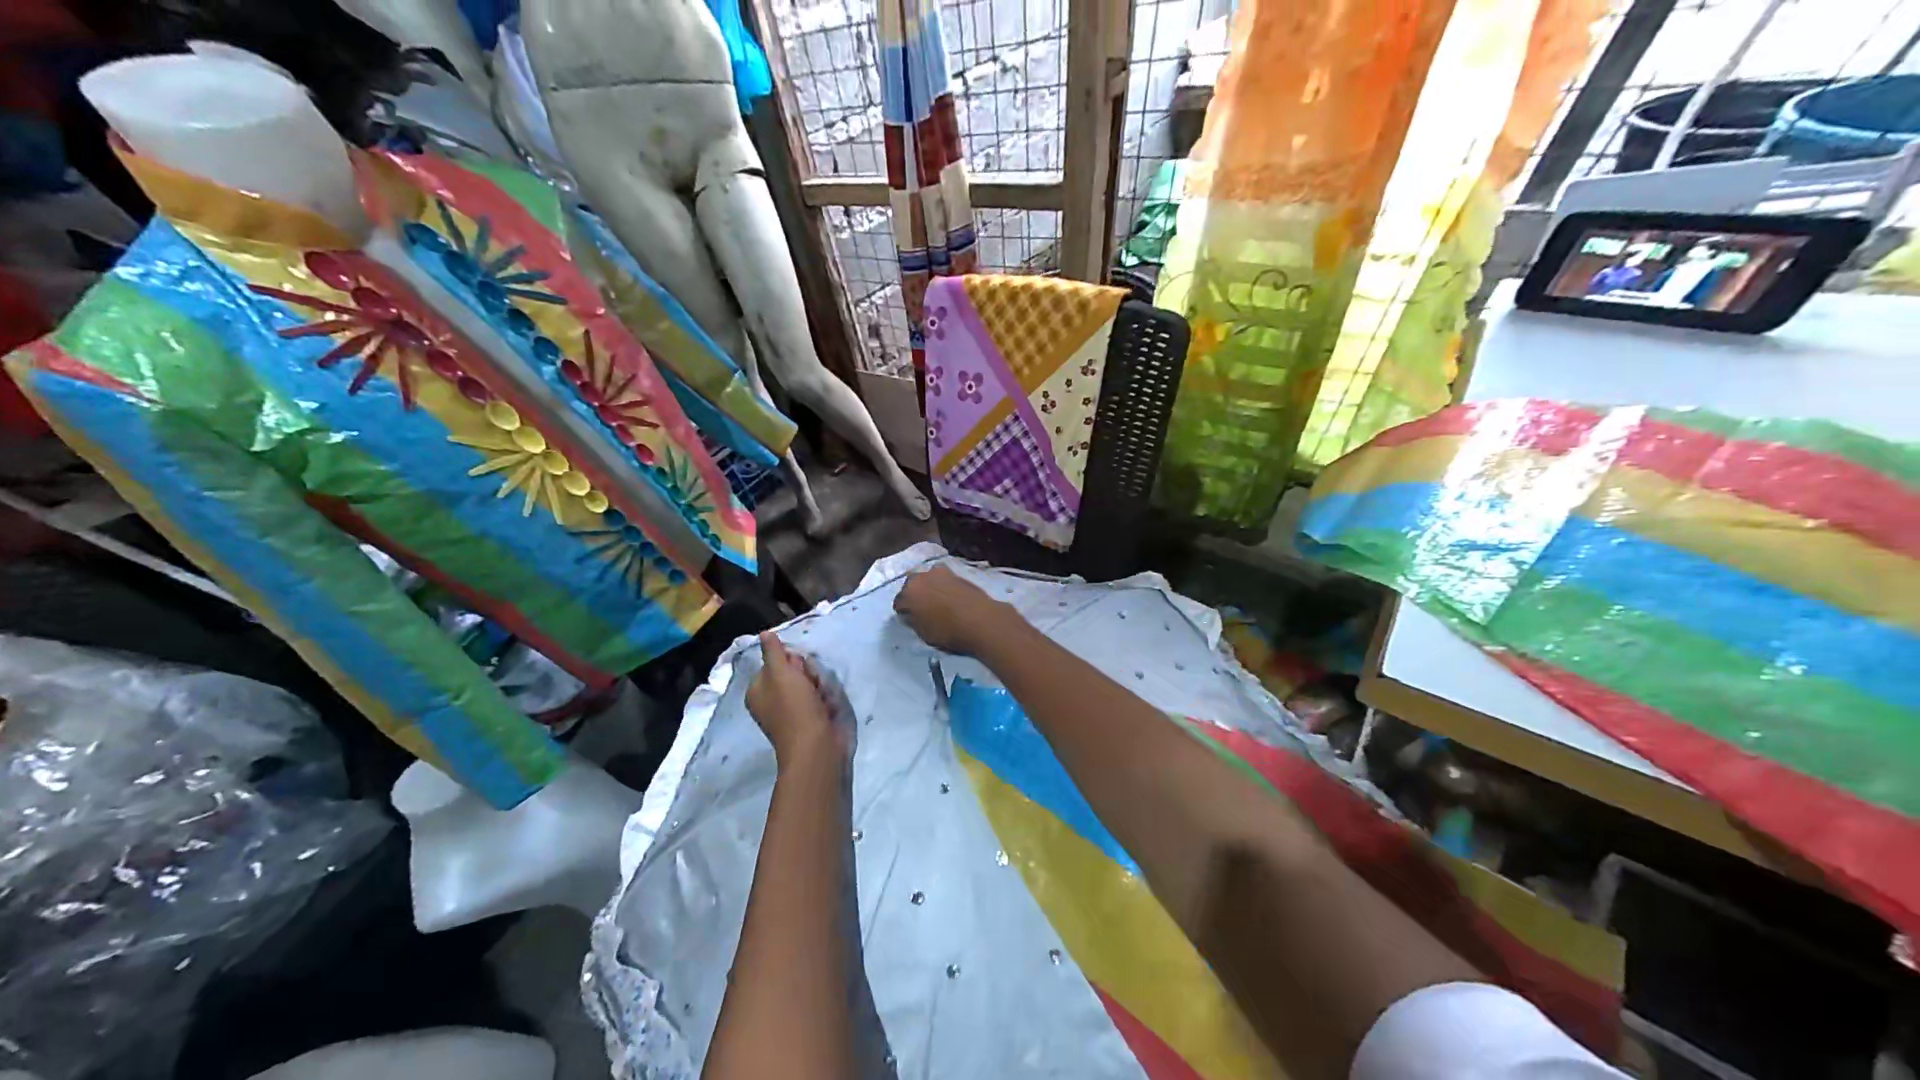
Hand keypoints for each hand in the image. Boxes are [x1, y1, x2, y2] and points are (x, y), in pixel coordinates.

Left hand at [746, 633, 844, 765]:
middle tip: (812, 683)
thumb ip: (773, 652)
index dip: (790, 661)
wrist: (817, 746)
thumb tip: (765, 634)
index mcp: (758, 691)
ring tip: (823, 697)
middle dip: (807, 674)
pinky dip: (826, 701)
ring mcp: (791, 713)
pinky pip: (819, 700)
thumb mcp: (780, 673)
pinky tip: (828, 707)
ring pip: (809, 685)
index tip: (799, 668)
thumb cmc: (795, 707)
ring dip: (820, 686)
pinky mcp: (810, 721)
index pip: (775, 662)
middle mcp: (771, 702)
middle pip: (793, 673)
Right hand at [893, 566, 1019, 656]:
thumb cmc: (949, 632)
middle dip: (915, 595)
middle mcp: (921, 577)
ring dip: (930, 587)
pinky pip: (944, 580)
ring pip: (928, 579)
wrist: (981, 621)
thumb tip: (911, 614)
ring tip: (938, 601)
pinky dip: (944, 586)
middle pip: (912, 586)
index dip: (904, 613)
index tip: (911, 620)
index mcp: (908, 593)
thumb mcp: (924, 634)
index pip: (899, 603)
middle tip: (923, 609)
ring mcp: (940, 572)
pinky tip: (951, 597)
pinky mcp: (957, 573)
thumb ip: (913, 620)